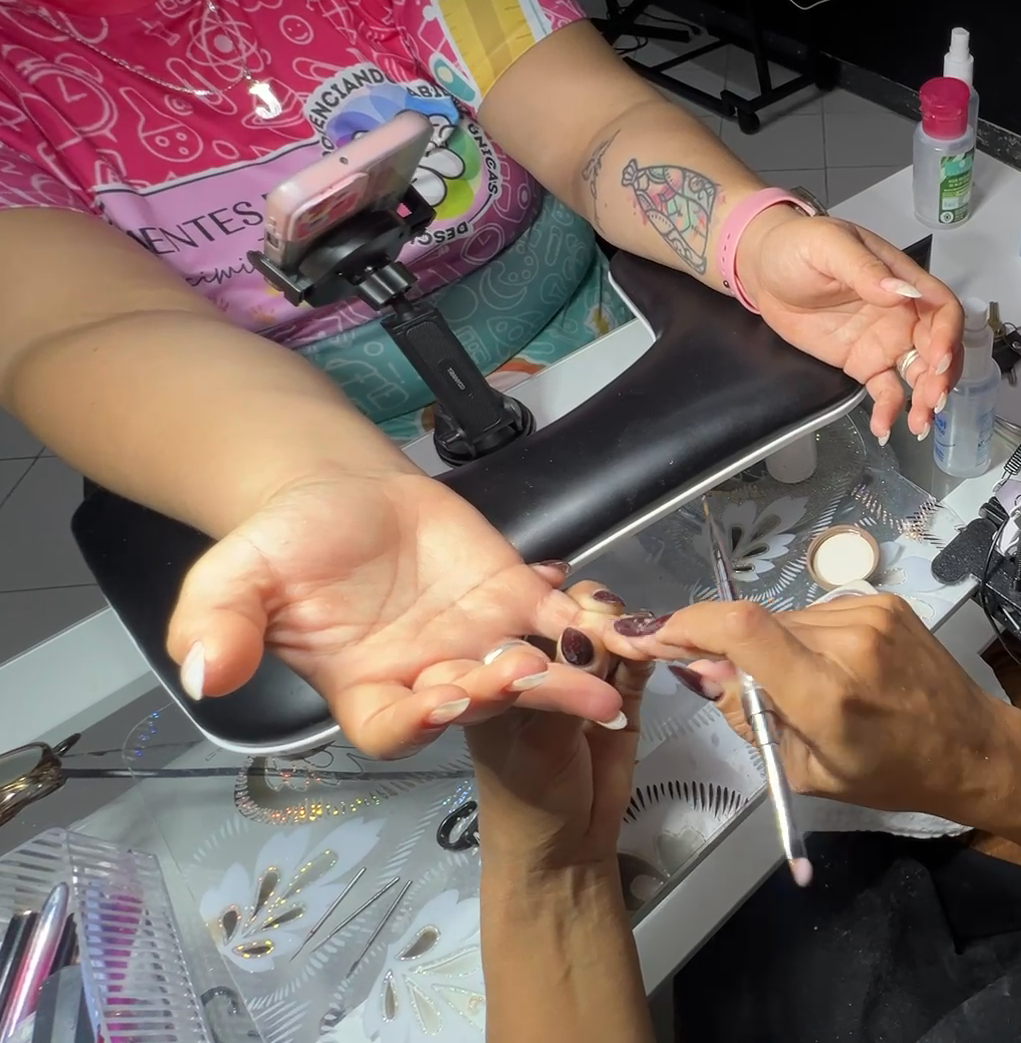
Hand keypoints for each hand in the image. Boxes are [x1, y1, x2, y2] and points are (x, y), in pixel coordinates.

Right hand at [166, 470, 625, 758]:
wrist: (348, 493)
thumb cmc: (288, 541)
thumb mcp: (233, 580)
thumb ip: (218, 625)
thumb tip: (203, 675)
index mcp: (368, 684)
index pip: (396, 727)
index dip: (421, 722)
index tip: (443, 700)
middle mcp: (435, 671)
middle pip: (479, 700)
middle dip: (508, 693)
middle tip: (529, 674)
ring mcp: (486, 637)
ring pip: (534, 666)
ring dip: (567, 672)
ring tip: (599, 676)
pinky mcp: (521, 597)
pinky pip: (563, 618)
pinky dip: (591, 624)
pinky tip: (617, 629)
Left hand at [465, 581, 648, 871]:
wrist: (566, 847)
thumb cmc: (526, 797)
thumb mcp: (535, 739)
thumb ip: (566, 687)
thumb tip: (591, 633)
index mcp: (498, 674)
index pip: (521, 622)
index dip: (541, 600)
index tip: (559, 588)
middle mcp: (541, 668)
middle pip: (568, 619)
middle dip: (588, 610)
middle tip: (604, 612)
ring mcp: (584, 680)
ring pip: (605, 636)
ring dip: (618, 627)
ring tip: (631, 628)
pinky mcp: (623, 693)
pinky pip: (636, 661)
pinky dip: (645, 651)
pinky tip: (652, 643)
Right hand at [603, 594, 1020, 825]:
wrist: (973, 744)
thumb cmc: (892, 774)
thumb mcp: (810, 770)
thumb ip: (750, 717)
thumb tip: (700, 669)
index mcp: (829, 692)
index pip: (743, 630)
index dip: (688, 624)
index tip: (653, 634)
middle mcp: (850, 638)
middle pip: (759, 624)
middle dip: (730, 649)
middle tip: (735, 686)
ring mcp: (872, 612)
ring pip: (788, 618)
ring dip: (773, 645)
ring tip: (801, 685)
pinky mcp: (885, 601)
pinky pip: (819, 613)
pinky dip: (806, 637)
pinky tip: (831, 667)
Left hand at [736, 210, 962, 442]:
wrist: (761, 271)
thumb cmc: (796, 246)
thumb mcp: (830, 245)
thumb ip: (866, 269)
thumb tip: (901, 293)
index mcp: (903, 281)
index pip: (942, 309)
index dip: (947, 335)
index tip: (936, 358)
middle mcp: (902, 315)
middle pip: (938, 349)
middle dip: (942, 377)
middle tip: (932, 401)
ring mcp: (885, 343)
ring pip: (919, 376)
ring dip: (925, 401)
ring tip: (919, 425)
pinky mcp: (864, 365)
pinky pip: (886, 391)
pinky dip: (890, 412)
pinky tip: (886, 429)